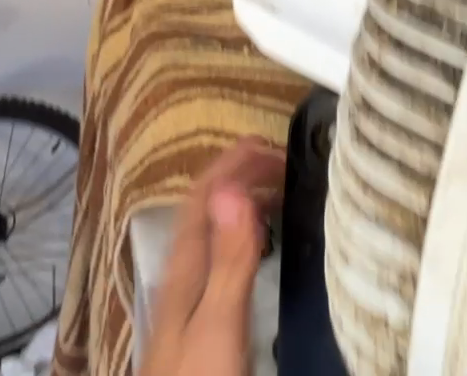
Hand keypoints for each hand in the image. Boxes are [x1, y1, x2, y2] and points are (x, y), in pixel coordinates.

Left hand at [139, 137, 283, 375]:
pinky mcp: (201, 322)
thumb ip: (227, 259)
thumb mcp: (218, 323)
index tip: (268, 144)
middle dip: (239, 176)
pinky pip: (220, 258)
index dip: (231, 163)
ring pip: (212, 233)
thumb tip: (232, 187)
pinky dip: (241, 236)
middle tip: (282, 164)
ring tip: (276, 193)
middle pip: (206, 209)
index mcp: (185, 267)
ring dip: (240, 203)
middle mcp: (184, 275)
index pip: (203, 196)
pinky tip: (257, 250)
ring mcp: (190, 299)